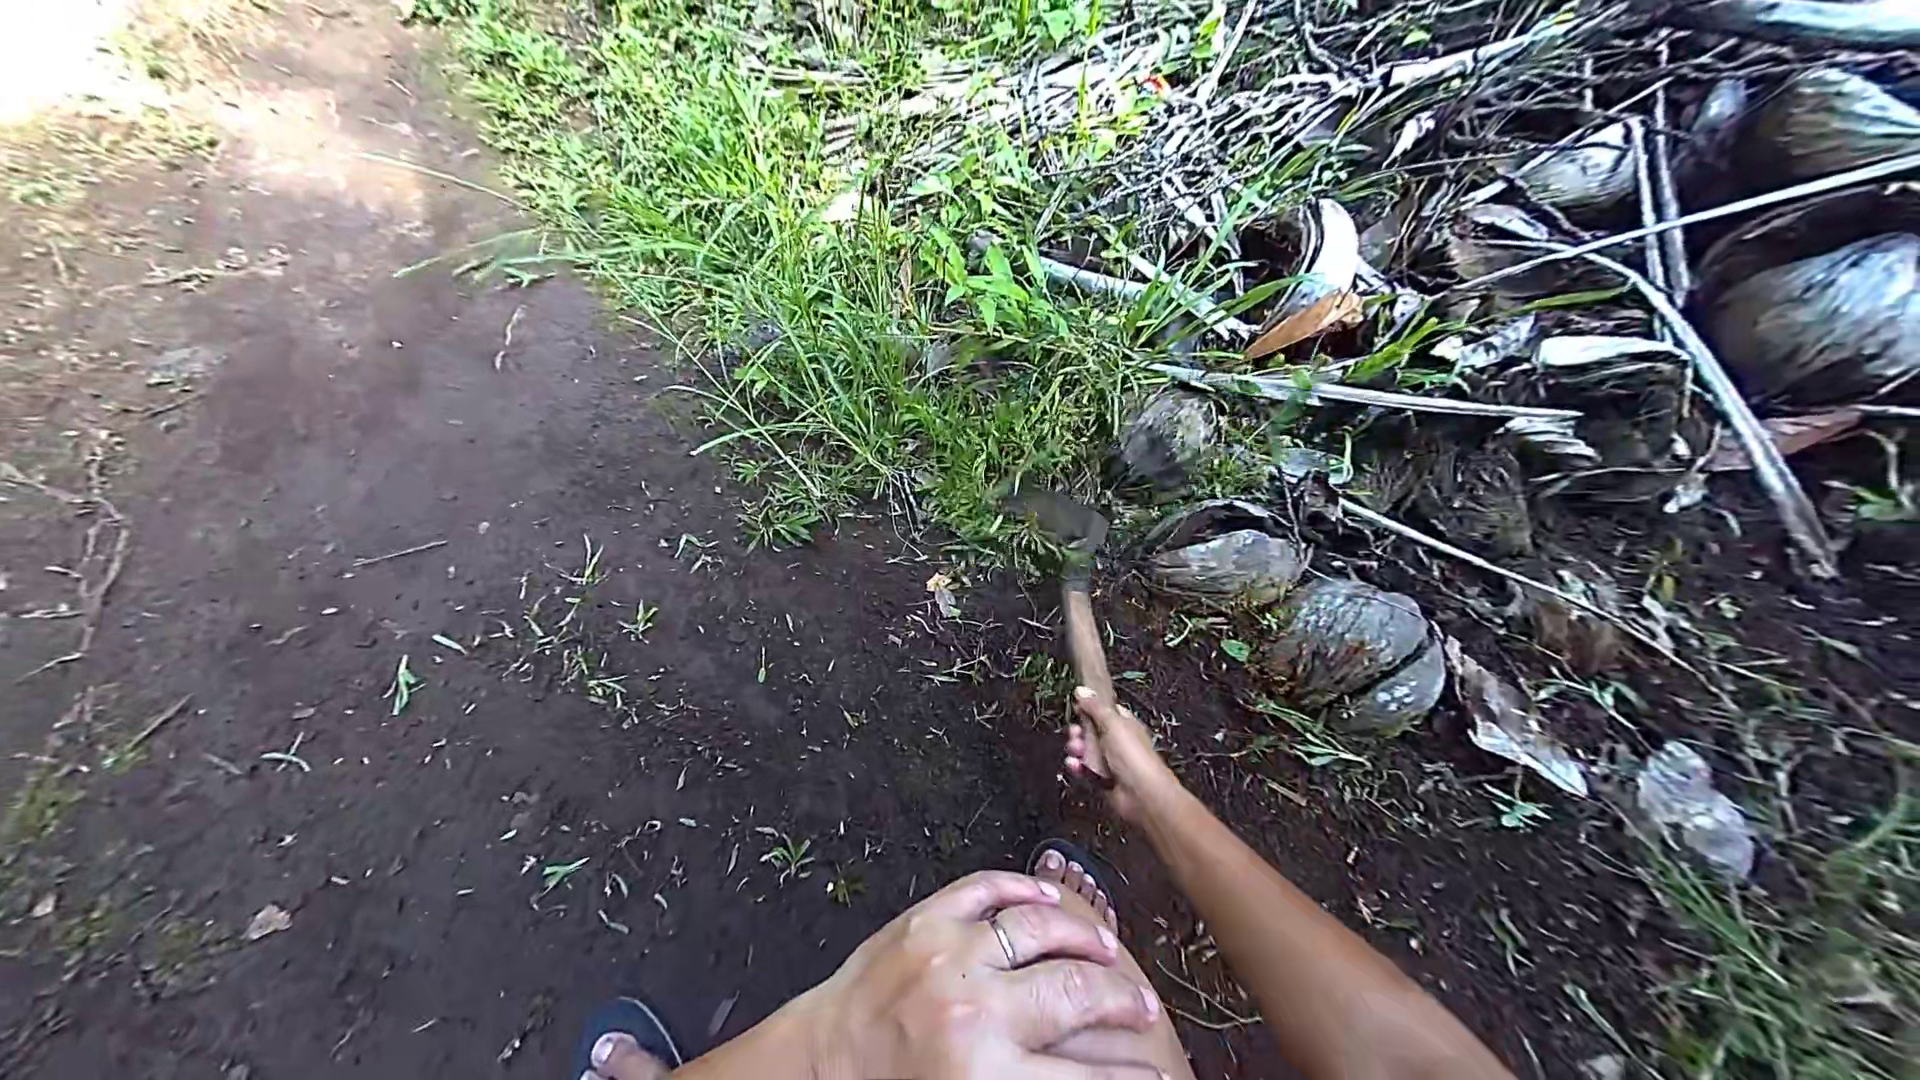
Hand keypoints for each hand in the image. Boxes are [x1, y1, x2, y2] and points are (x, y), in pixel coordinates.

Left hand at [807, 870, 1166, 1079]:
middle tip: (1143, 1002)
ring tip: (1108, 947)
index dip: (1131, 1072)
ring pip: (1038, 927)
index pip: (1085, 1075)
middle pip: (1073, 992)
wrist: (824, 1060)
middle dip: (1120, 998)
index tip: (1154, 1068)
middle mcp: (974, 1010)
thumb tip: (1087, 1069)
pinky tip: (1050, 895)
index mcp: (985, 1078)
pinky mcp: (926, 917)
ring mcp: (949, 951)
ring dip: (1083, 935)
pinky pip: (985, 888)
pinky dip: (1021, 886)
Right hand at [1065, 686, 1178, 823]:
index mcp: (1125, 724)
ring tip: (1076, 751)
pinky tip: (1076, 766)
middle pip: (1091, 731)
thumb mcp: (1113, 723)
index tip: (1077, 706)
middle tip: (1075, 733)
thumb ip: (1095, 707)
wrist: (1141, 795)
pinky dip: (1078, 767)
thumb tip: (1081, 690)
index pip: (1105, 711)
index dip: (1090, 708)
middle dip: (1079, 731)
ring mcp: (1110, 762)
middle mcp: (1118, 742)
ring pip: (1085, 750)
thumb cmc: (1133, 755)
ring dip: (1077, 749)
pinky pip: (1085, 769)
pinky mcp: (1102, 779)